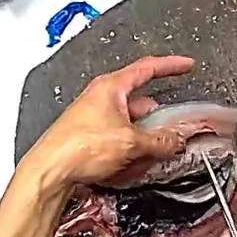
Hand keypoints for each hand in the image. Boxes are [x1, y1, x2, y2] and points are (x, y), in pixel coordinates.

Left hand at [20, 56, 196, 189]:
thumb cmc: (78, 148)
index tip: (185, 65)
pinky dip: (127, 149)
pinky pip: (117, 139)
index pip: (147, 68)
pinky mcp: (89, 137)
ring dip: (142, 139)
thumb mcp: (130, 143)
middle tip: (170, 134)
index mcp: (111, 87)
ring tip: (146, 157)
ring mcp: (94, 118)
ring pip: (129, 125)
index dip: (170, 65)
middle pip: (140, 104)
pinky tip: (129, 166)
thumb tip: (174, 141)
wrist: (50, 171)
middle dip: (156, 121)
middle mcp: (101, 99)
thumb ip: (159, 141)